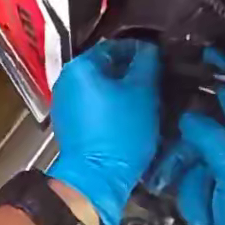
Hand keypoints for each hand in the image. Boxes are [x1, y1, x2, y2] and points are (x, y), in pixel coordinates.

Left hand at [46, 39, 162, 224]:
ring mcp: (64, 103)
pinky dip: (110, 105)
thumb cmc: (120, 133)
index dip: (141, 51)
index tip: (160, 61)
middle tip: (156, 80)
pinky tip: (129, 115)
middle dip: (131, 72)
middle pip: (105, 66)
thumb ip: (147, 62)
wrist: (95, 178)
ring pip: (100, 86)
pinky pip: (93, 104)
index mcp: (79, 68)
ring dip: (122, 89)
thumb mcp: (143, 92)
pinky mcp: (68, 123)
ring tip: (147, 98)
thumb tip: (149, 48)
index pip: (114, 45)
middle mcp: (65, 81)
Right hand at [150, 81, 224, 224]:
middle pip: (206, 135)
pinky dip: (196, 206)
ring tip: (205, 213)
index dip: (220, 79)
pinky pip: (195, 191)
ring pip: (194, 165)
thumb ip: (213, 138)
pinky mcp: (221, 208)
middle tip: (179, 168)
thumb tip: (190, 114)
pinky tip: (205, 224)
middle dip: (192, 154)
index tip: (202, 55)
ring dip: (194, 189)